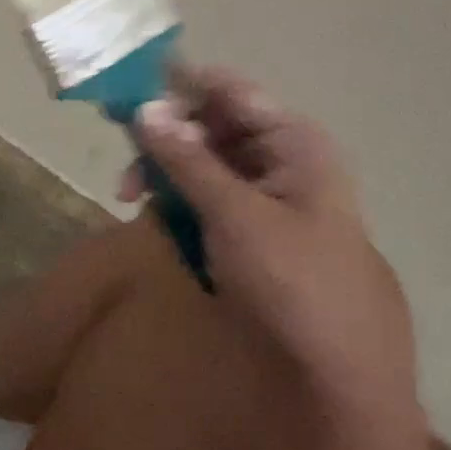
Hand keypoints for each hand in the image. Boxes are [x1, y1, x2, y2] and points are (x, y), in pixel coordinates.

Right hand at [127, 67, 418, 417]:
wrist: (331, 362)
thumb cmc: (292, 279)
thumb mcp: (233, 214)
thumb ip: (186, 159)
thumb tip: (143, 108)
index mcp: (292, 143)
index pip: (228, 92)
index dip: (176, 88)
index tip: (120, 99)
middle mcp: (279, 160)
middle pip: (208, 127)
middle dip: (162, 142)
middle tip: (125, 175)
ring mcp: (262, 197)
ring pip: (198, 165)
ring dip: (163, 177)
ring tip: (133, 203)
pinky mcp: (245, 230)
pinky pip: (200, 201)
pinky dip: (175, 207)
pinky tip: (158, 226)